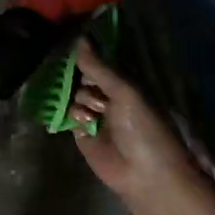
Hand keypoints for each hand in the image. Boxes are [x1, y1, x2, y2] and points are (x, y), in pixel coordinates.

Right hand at [69, 40, 199, 197]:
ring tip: (94, 115)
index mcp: (126, 84)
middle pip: (84, 78)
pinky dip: (73, 116)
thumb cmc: (143, 128)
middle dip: (79, 77)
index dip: (88, 55)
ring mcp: (96, 115)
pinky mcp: (82, 134)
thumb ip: (99, 68)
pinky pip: (69, 116)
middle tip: (77, 77)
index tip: (70, 44)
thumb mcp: (124, 93)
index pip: (101, 63)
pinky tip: (83, 122)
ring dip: (81, 101)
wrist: (144, 175)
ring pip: (75, 95)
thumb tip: (78, 39)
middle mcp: (110, 97)